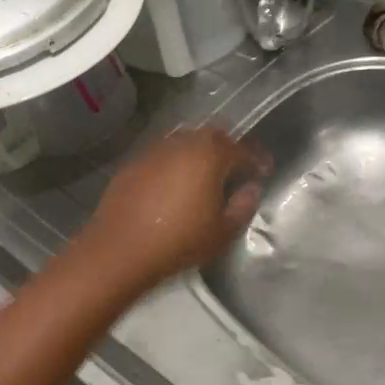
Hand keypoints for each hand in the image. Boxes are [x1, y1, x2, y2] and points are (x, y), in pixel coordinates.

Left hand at [73, 126, 271, 289]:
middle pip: (213, 136)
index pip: (243, 149)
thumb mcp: (222, 231)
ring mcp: (155, 150)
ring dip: (200, 153)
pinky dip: (176, 163)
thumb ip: (243, 206)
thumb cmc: (179, 241)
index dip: (257, 158)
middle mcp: (183, 143)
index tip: (264, 170)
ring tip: (205, 176)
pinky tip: (174, 184)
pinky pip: (164, 154)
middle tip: (236, 169)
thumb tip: (251, 189)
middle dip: (229, 149)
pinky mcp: (134, 162)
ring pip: (186, 141)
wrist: (120, 249)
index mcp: (210, 155)